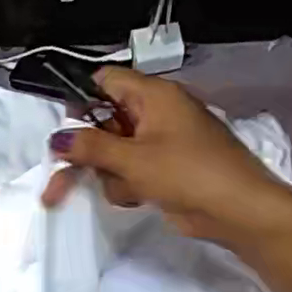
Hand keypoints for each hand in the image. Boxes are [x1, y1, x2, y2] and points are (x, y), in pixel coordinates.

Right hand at [41, 66, 291, 245]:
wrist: (235, 209)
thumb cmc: (187, 172)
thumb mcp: (132, 158)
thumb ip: (90, 146)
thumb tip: (56, 139)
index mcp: (153, 95)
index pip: (106, 81)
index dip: (80, 100)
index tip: (62, 129)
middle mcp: (154, 113)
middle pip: (102, 124)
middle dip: (84, 154)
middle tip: (57, 186)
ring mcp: (158, 142)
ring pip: (111, 154)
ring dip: (109, 175)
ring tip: (127, 189)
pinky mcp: (160, 169)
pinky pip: (127, 172)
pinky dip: (126, 186)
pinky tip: (138, 198)